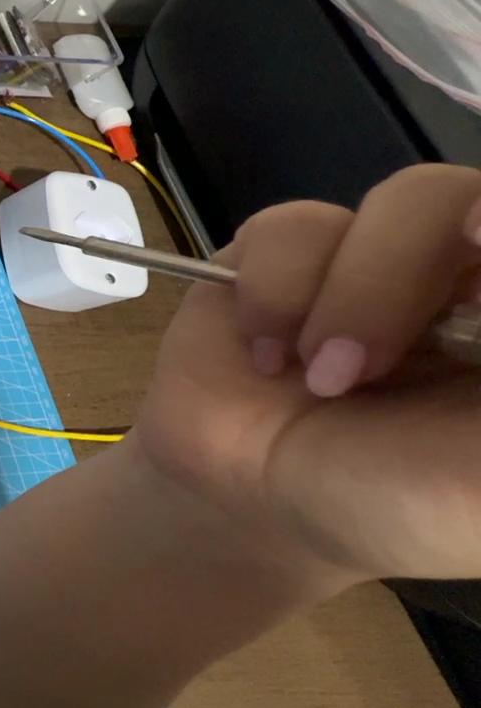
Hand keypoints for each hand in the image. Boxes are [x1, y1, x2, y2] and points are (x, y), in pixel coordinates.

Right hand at [130, 164, 480, 584]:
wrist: (249, 501)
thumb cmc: (403, 505)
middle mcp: (479, 278)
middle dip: (421, 278)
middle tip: (389, 353)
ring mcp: (381, 259)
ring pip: (403, 203)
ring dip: (349, 297)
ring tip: (321, 376)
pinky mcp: (277, 256)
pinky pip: (288, 229)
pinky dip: (271, 295)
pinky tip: (268, 354)